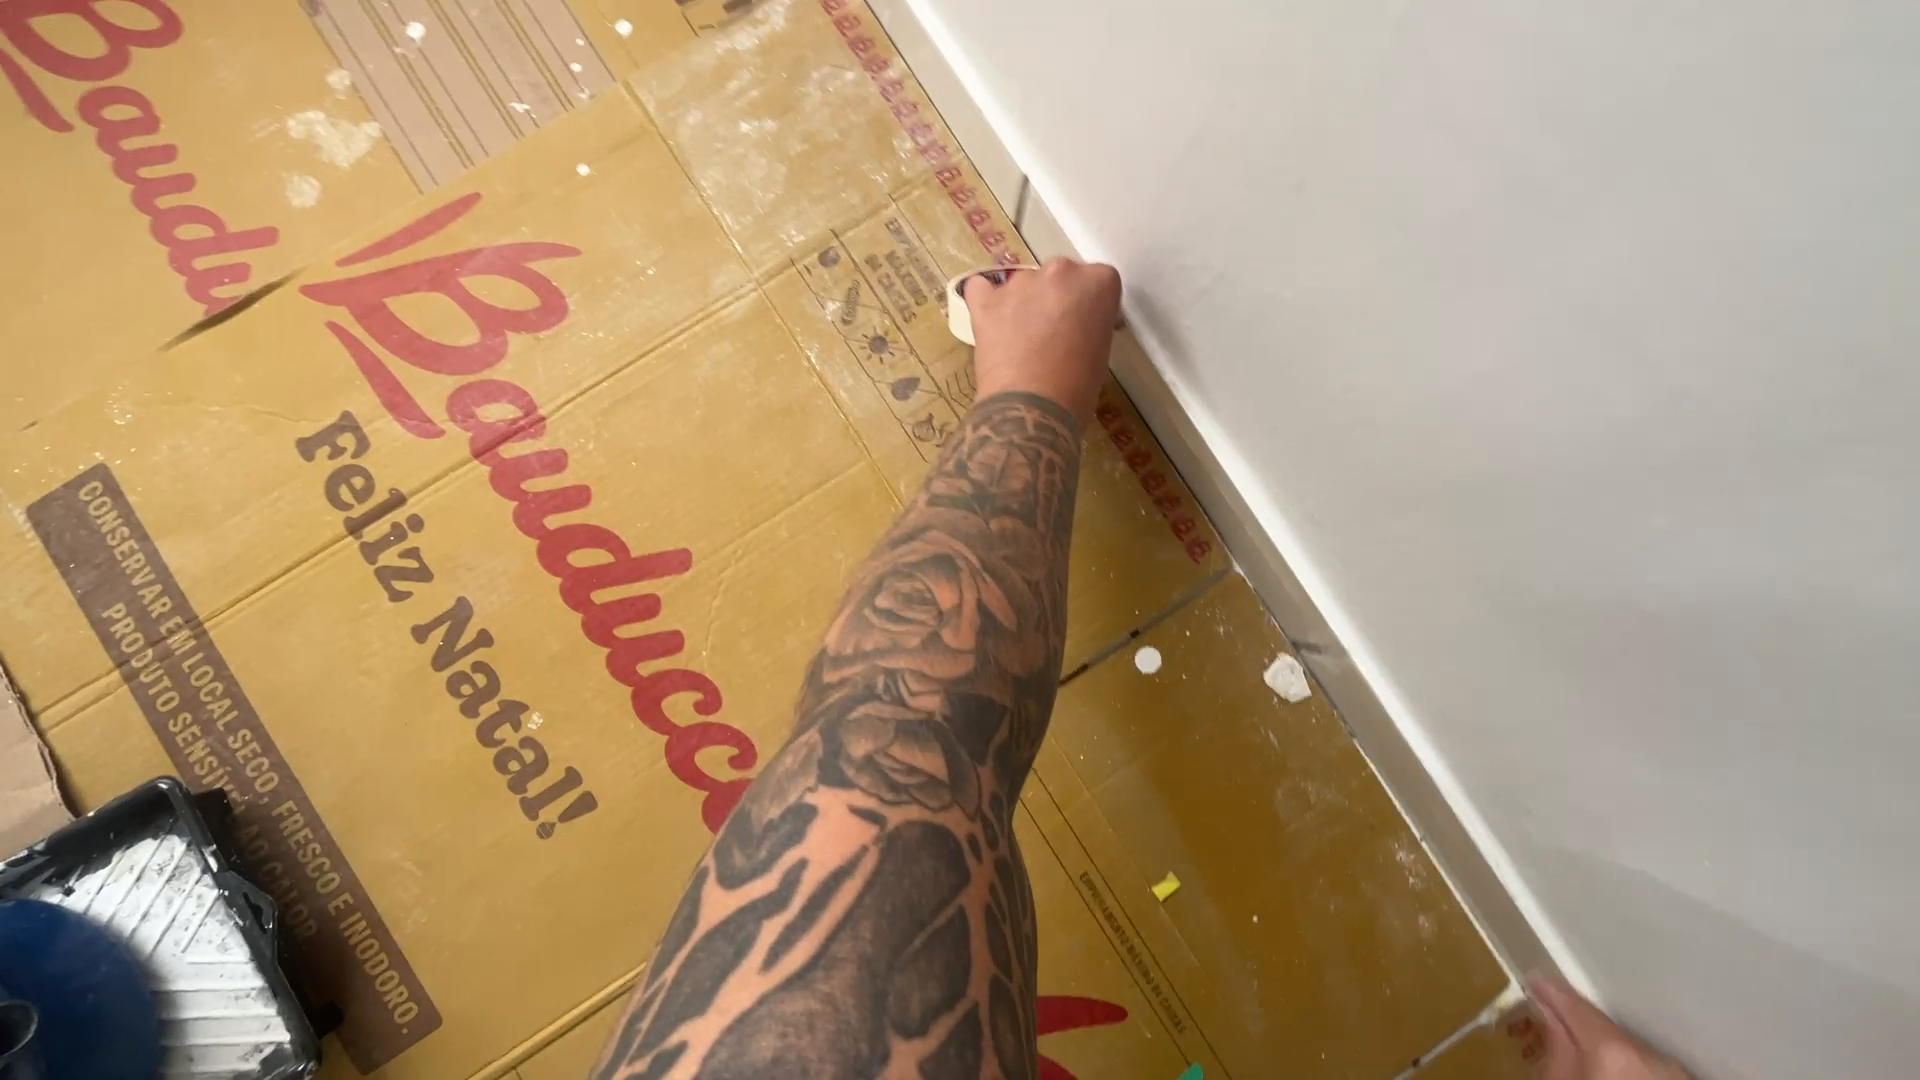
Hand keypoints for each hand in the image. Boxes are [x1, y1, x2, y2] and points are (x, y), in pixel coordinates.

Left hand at [962, 257, 1120, 425]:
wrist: (1033, 409)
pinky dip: (985, 300)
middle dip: (1057, 300)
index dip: (1090, 306)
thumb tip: (1075, 327)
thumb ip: (1090, 324)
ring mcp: (1020, 282)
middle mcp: (1061, 271)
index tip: (1084, 327)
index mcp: (1098, 282)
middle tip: (1053, 335)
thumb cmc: (1077, 389)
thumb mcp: (1100, 351)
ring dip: (1024, 303)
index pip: (1098, 282)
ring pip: (1023, 283)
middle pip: (1061, 277)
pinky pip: (981, 288)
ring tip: (1019, 341)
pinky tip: (990, 319)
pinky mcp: (986, 300)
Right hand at [1519, 976, 1690, 1079]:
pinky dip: (1631, 1069)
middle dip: (1578, 1026)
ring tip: (1585, 1059)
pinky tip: (1614, 1077)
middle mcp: (1650, 1055)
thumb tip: (1548, 1014)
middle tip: (1553, 1025)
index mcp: (1611, 1049)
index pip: (1571, 1002)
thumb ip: (1555, 1049)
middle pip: (1603, 1027)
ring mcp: (1676, 1074)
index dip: (1547, 990)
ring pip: (1630, 1048)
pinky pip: (1651, 1068)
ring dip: (1607, 1049)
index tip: (1533, 983)